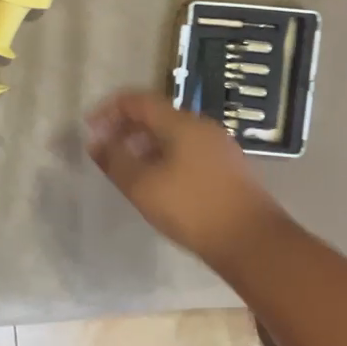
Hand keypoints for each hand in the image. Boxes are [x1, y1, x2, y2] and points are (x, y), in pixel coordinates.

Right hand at [84, 89, 288, 262]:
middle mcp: (202, 127)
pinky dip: (164, 159)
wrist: (255, 244)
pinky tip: (158, 186)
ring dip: (144, 146)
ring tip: (128, 172)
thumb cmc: (193, 209)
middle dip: (125, 129)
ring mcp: (219, 148)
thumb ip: (114, 160)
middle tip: (106, 153)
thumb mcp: (142, 185)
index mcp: (181, 123)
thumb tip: (96, 142)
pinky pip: (187, 152)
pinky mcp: (229, 170)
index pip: (137, 100)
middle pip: (156, 116)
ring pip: (172, 136)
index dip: (109, 110)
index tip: (91, 131)